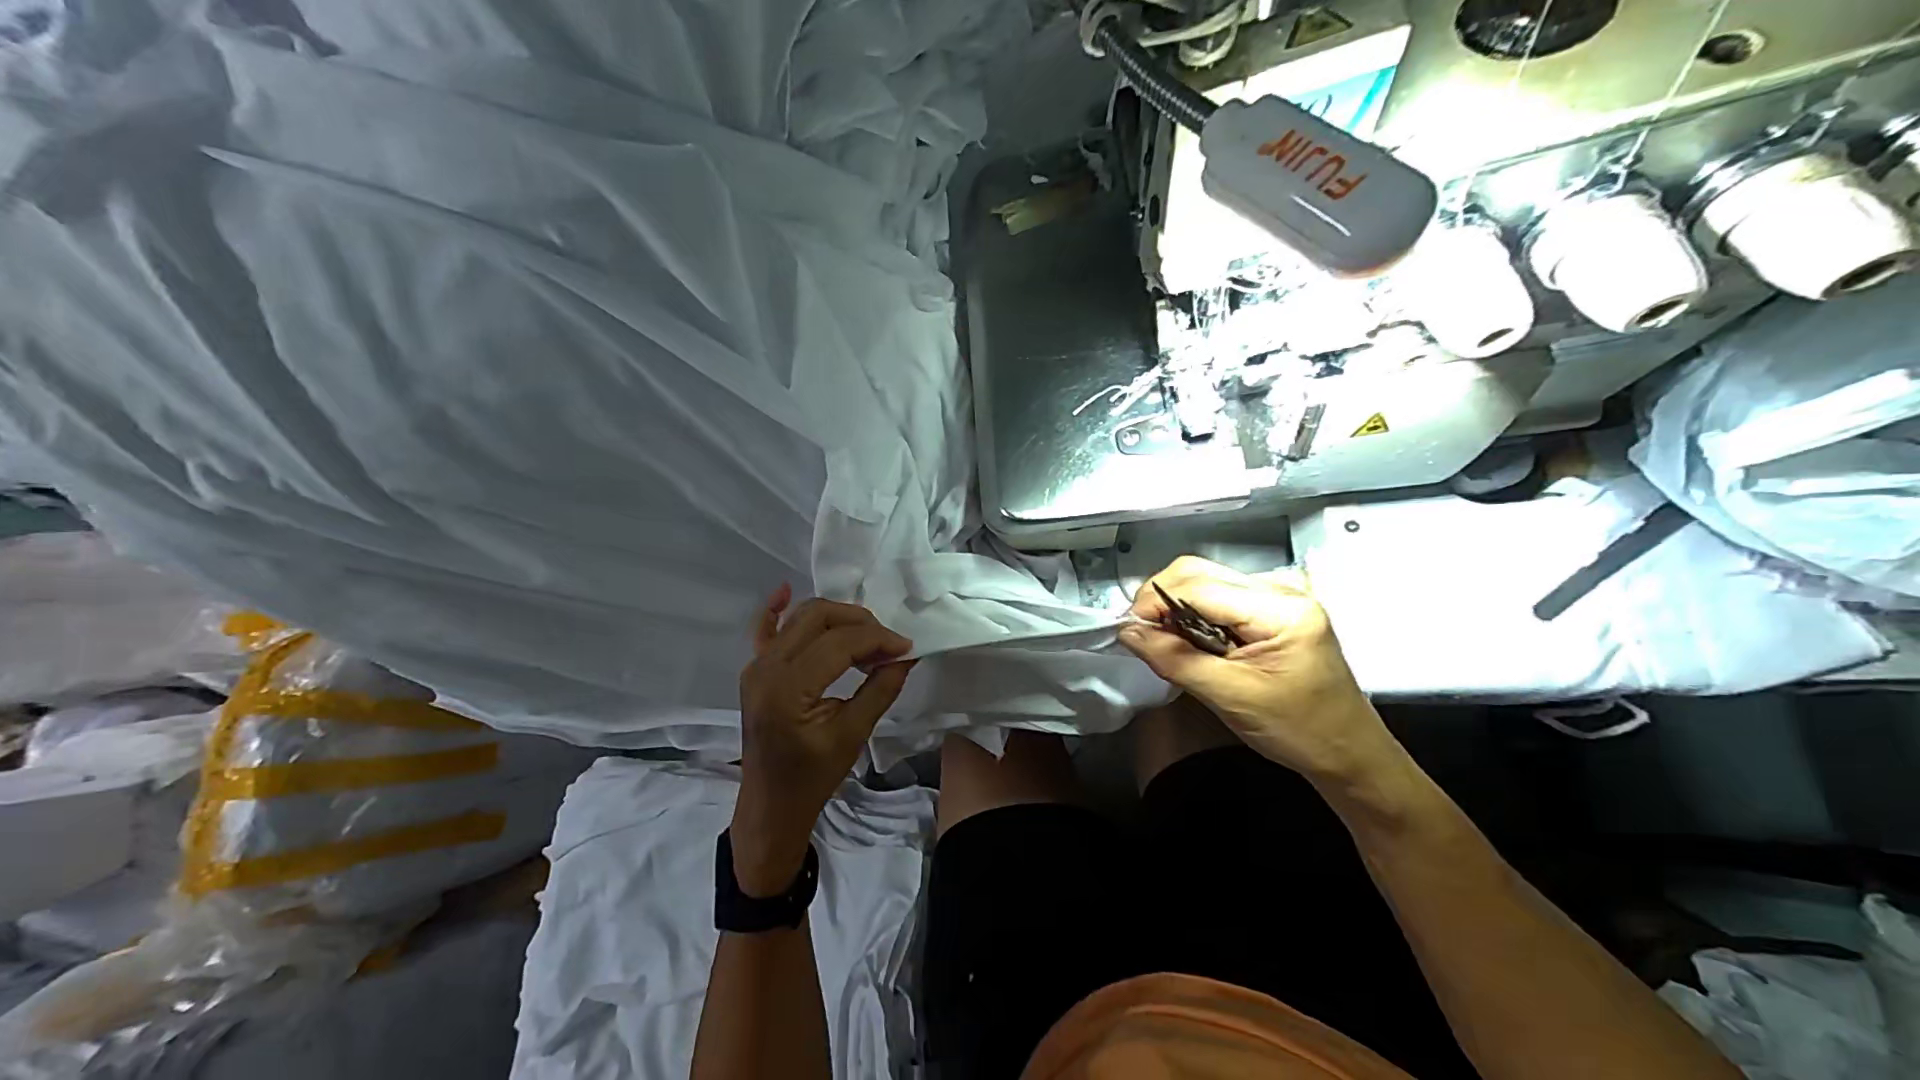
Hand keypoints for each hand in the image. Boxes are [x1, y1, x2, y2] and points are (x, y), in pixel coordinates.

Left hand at [731, 584, 914, 896]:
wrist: (771, 804)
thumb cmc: (812, 777)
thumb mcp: (852, 735)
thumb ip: (880, 689)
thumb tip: (906, 655)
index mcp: (788, 689)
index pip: (839, 643)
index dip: (877, 638)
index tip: (907, 646)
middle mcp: (766, 668)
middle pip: (817, 618)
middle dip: (859, 622)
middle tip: (888, 642)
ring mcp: (756, 666)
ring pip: (799, 618)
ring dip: (836, 618)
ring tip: (866, 637)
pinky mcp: (754, 669)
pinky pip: (765, 629)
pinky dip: (777, 609)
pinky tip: (786, 589)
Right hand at [1117, 556, 1403, 787]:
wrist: (1346, 752)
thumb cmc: (1301, 730)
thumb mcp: (1229, 697)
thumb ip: (1175, 659)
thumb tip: (1131, 632)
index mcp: (1282, 609)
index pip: (1198, 586)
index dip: (1156, 603)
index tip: (1132, 631)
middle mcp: (1282, 591)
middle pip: (1199, 573)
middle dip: (1162, 601)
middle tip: (1147, 638)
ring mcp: (1278, 597)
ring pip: (1204, 582)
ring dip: (1177, 610)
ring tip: (1174, 647)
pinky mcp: (1271, 609)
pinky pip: (1218, 598)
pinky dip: (1194, 616)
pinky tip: (1195, 645)